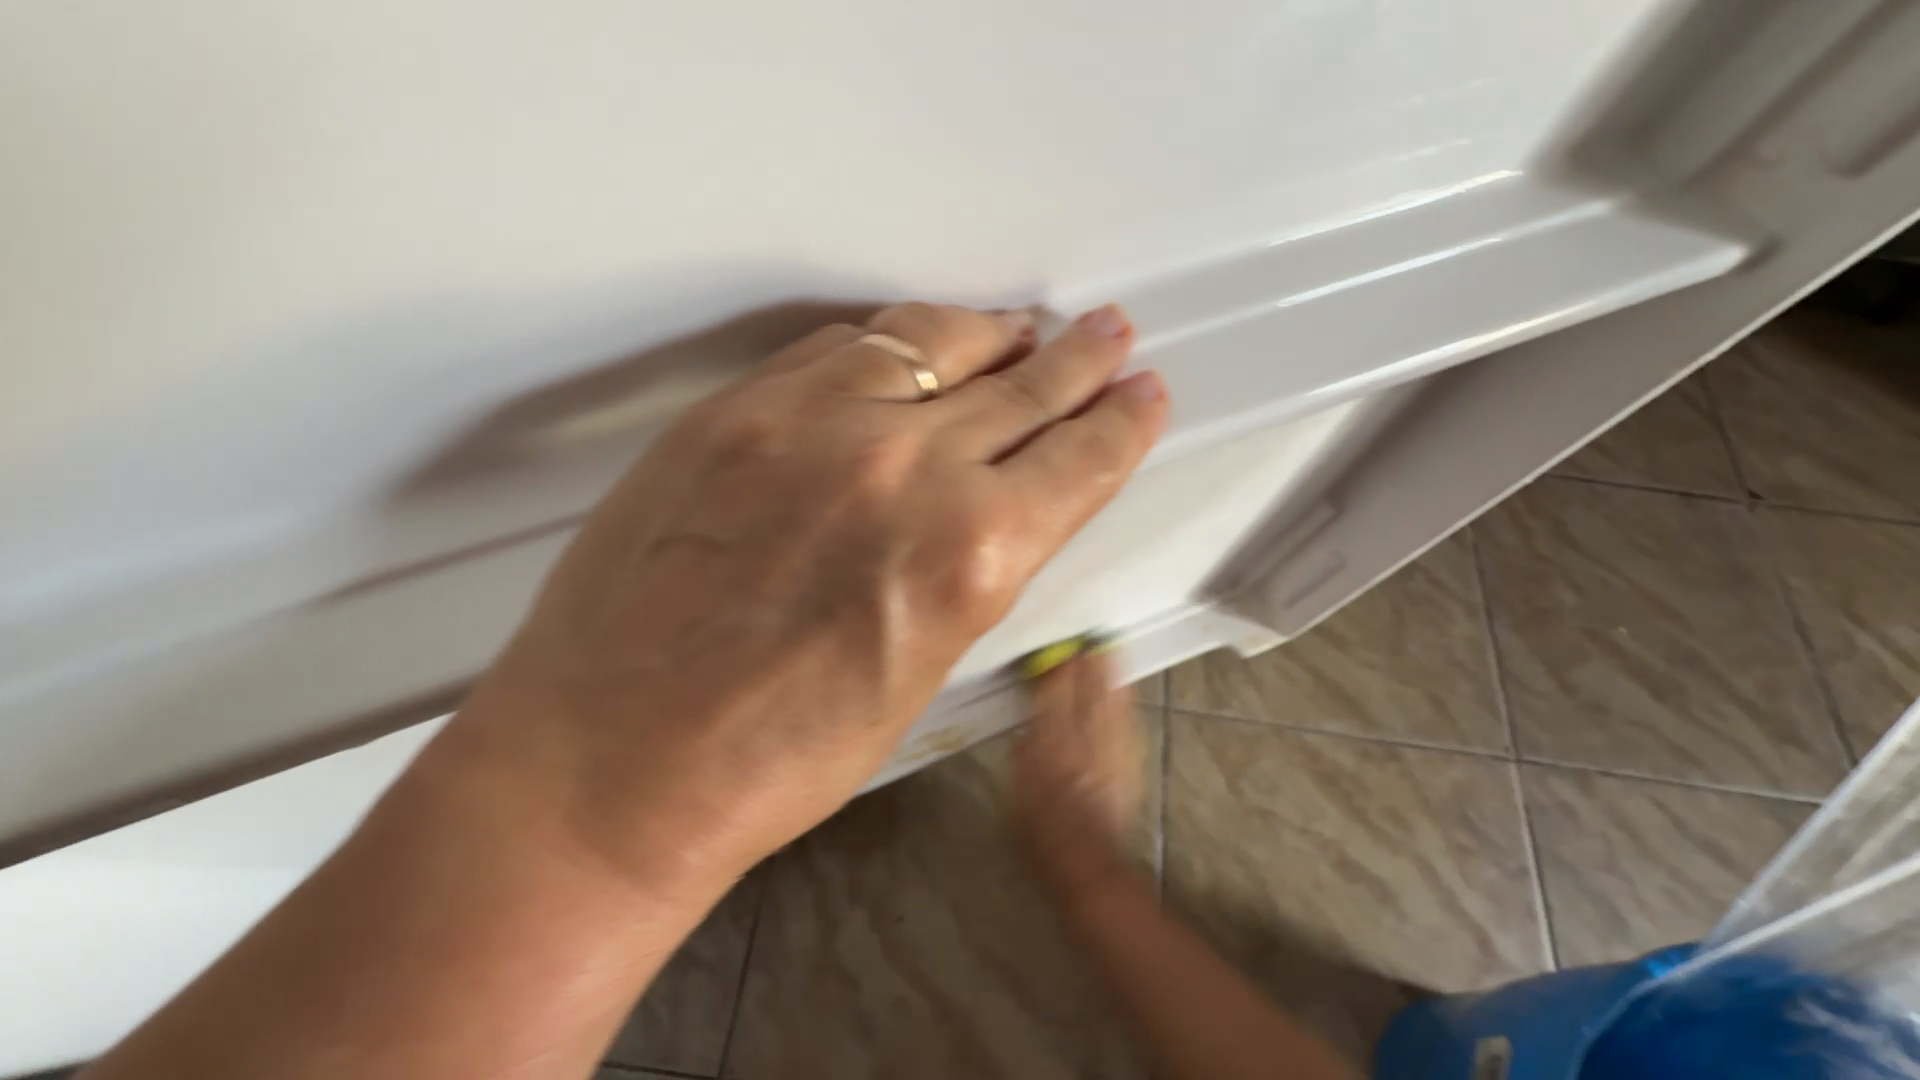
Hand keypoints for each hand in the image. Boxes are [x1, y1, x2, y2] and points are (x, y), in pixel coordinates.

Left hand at [448, 301, 1167, 900]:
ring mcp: (815, 426)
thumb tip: (996, 508)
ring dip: (995, 335)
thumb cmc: (772, 758)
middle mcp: (905, 472)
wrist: (616, 761)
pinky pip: (844, 347)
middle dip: (1077, 363)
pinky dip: (897, 340)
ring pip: (936, 345)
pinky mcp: (739, 411)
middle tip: (1107, 336)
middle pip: (1021, 391)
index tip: (1139, 397)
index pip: (1076, 462)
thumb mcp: (919, 670)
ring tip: (1025, 328)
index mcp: (970, 557)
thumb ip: (968, 569)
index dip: (1119, 425)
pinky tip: (917, 342)